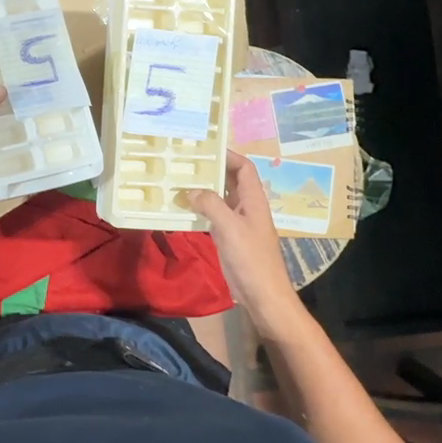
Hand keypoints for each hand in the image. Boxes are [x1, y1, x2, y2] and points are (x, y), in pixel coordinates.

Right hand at [191, 151, 307, 339]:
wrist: (263, 295)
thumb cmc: (251, 259)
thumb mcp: (230, 228)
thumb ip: (211, 205)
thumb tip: (191, 190)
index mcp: (254, 201)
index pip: (244, 168)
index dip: (229, 155)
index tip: (205, 148)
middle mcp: (247, 208)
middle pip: (231, 181)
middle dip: (211, 170)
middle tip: (185, 162)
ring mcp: (238, 224)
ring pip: (220, 198)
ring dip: (203, 190)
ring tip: (178, 181)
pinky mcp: (229, 238)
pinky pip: (214, 216)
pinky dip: (200, 209)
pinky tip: (182, 209)